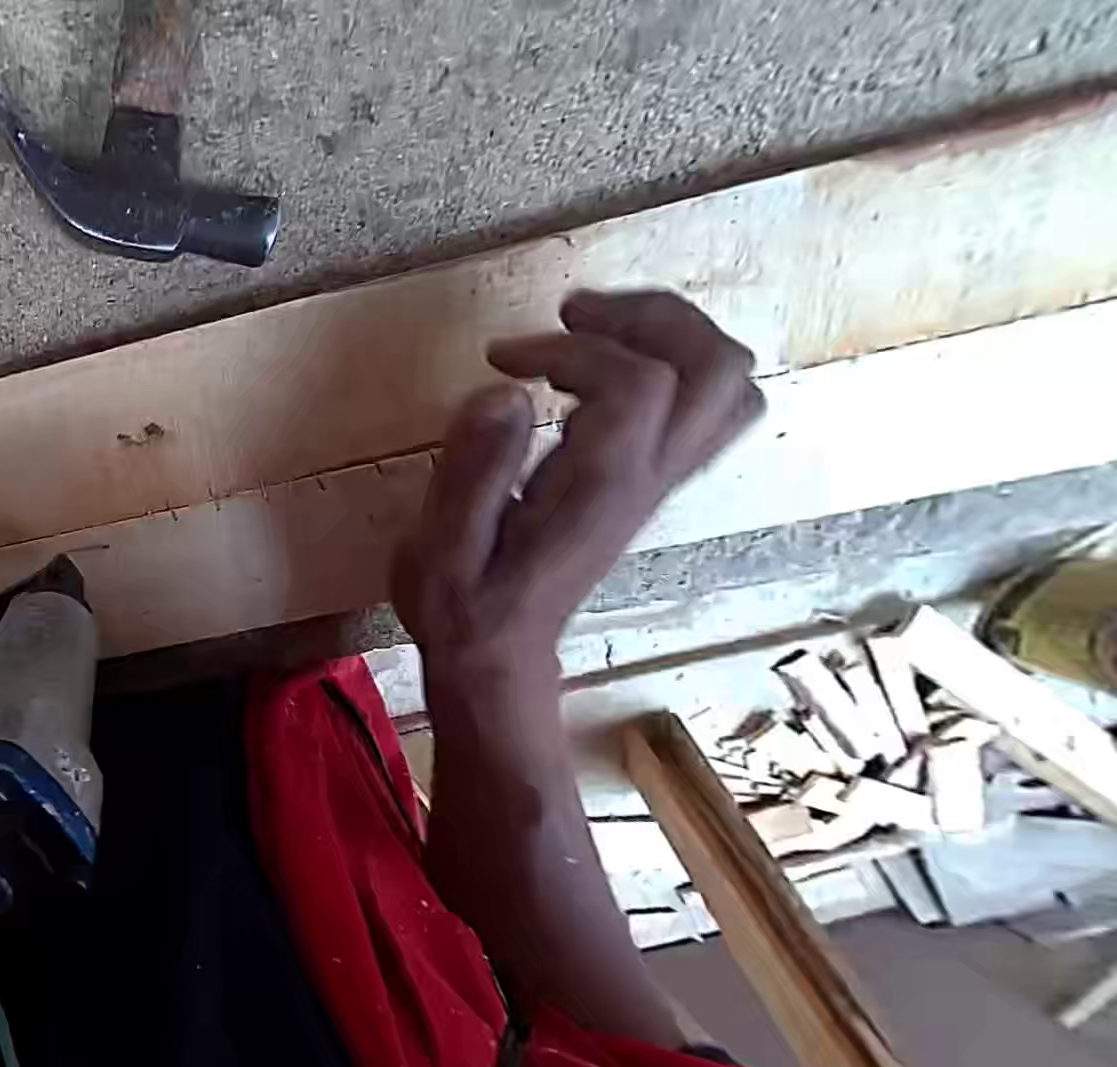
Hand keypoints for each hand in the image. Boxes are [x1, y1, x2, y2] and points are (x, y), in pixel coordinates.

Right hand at [395, 290, 761, 671]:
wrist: (496, 654)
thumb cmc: (462, 606)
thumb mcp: (442, 546)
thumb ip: (471, 472)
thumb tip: (502, 391)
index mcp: (596, 488)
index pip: (632, 383)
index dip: (567, 349)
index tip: (499, 357)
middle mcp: (644, 479)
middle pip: (709, 366)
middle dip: (645, 319)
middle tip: (568, 314)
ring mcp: (654, 484)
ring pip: (722, 383)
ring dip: (666, 336)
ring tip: (589, 331)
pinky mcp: (645, 489)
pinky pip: (703, 410)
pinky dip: (668, 368)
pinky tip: (603, 375)